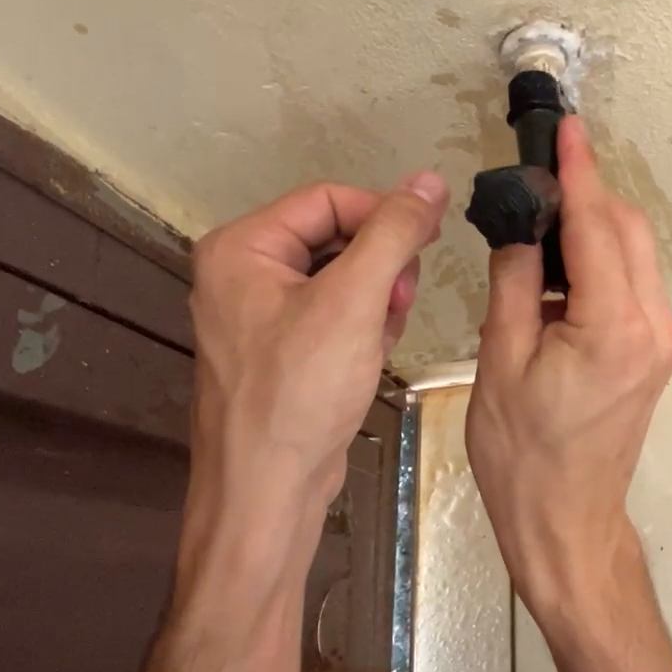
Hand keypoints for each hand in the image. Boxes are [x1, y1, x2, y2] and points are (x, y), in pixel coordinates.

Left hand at [180, 172, 448, 601]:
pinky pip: (335, 314)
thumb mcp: (354, 301)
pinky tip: (372, 354)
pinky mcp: (283, 350)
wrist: (269, 491)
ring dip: (377, 299)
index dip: (384, 215)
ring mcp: (261, 315)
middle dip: (380, 267)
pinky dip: (363, 326)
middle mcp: (244, 273)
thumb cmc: (301, 392)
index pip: (329, 200)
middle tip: (400, 301)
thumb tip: (429, 180)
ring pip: (343, 278)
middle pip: (336, 237)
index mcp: (242, 248)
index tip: (429, 242)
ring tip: (383, 335)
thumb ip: (394, 233)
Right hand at [466, 118, 671, 610]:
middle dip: (588, 194)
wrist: (567, 521)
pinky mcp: (655, 351)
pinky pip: (632, 283)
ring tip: (541, 216)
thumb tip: (521, 222)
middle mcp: (653, 327)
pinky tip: (561, 262)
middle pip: (628, 231)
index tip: (567, 128)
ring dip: (595, 225)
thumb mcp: (501, 362)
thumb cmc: (523, 457)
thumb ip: (516, 281)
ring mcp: (661, 340)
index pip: (597, 227)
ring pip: (635, 253)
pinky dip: (601, 259)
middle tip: (540, 174)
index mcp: (613, 328)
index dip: (579, 172)